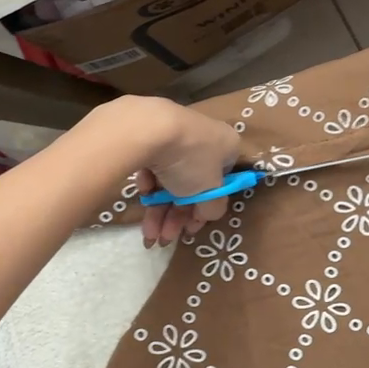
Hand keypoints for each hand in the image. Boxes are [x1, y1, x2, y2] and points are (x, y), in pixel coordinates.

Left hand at [94, 96, 241, 248]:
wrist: (149, 128)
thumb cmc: (190, 159)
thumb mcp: (209, 191)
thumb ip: (214, 207)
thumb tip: (209, 213)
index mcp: (228, 145)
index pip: (221, 182)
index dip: (204, 210)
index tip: (189, 229)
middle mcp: (205, 136)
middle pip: (192, 184)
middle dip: (176, 217)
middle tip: (164, 239)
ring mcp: (176, 132)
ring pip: (170, 177)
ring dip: (159, 210)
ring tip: (147, 234)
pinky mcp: (149, 132)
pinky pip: (153, 163)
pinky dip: (148, 182)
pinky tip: (141, 194)